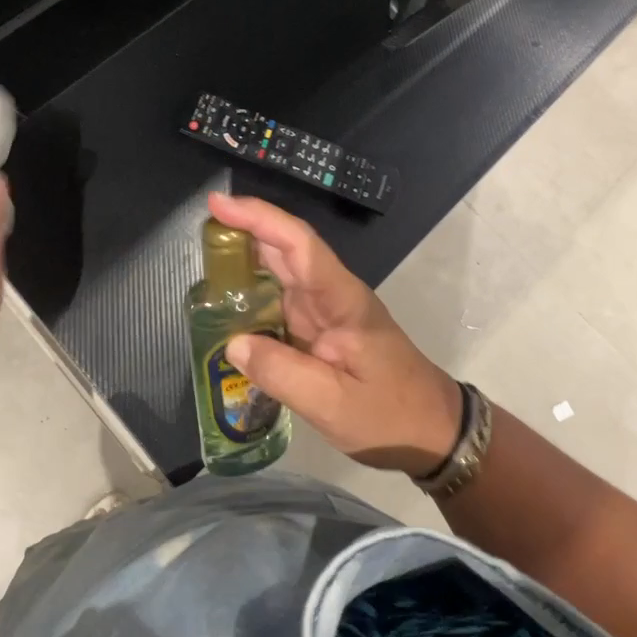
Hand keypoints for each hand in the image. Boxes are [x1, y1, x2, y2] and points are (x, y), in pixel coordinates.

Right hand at [210, 192, 462, 476]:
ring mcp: (327, 310)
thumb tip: (233, 344)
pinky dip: (254, 291)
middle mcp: (331, 295)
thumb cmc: (390, 416)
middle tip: (201, 228)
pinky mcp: (321, 329)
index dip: (259, 219)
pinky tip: (228, 300)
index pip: (297, 245)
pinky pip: (282, 299)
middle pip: (287, 248)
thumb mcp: (333, 405)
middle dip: (245, 228)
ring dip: (247, 257)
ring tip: (206, 257)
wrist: (435, 432)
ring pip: (282, 270)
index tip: (219, 204)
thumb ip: (281, 373)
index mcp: (341, 299)